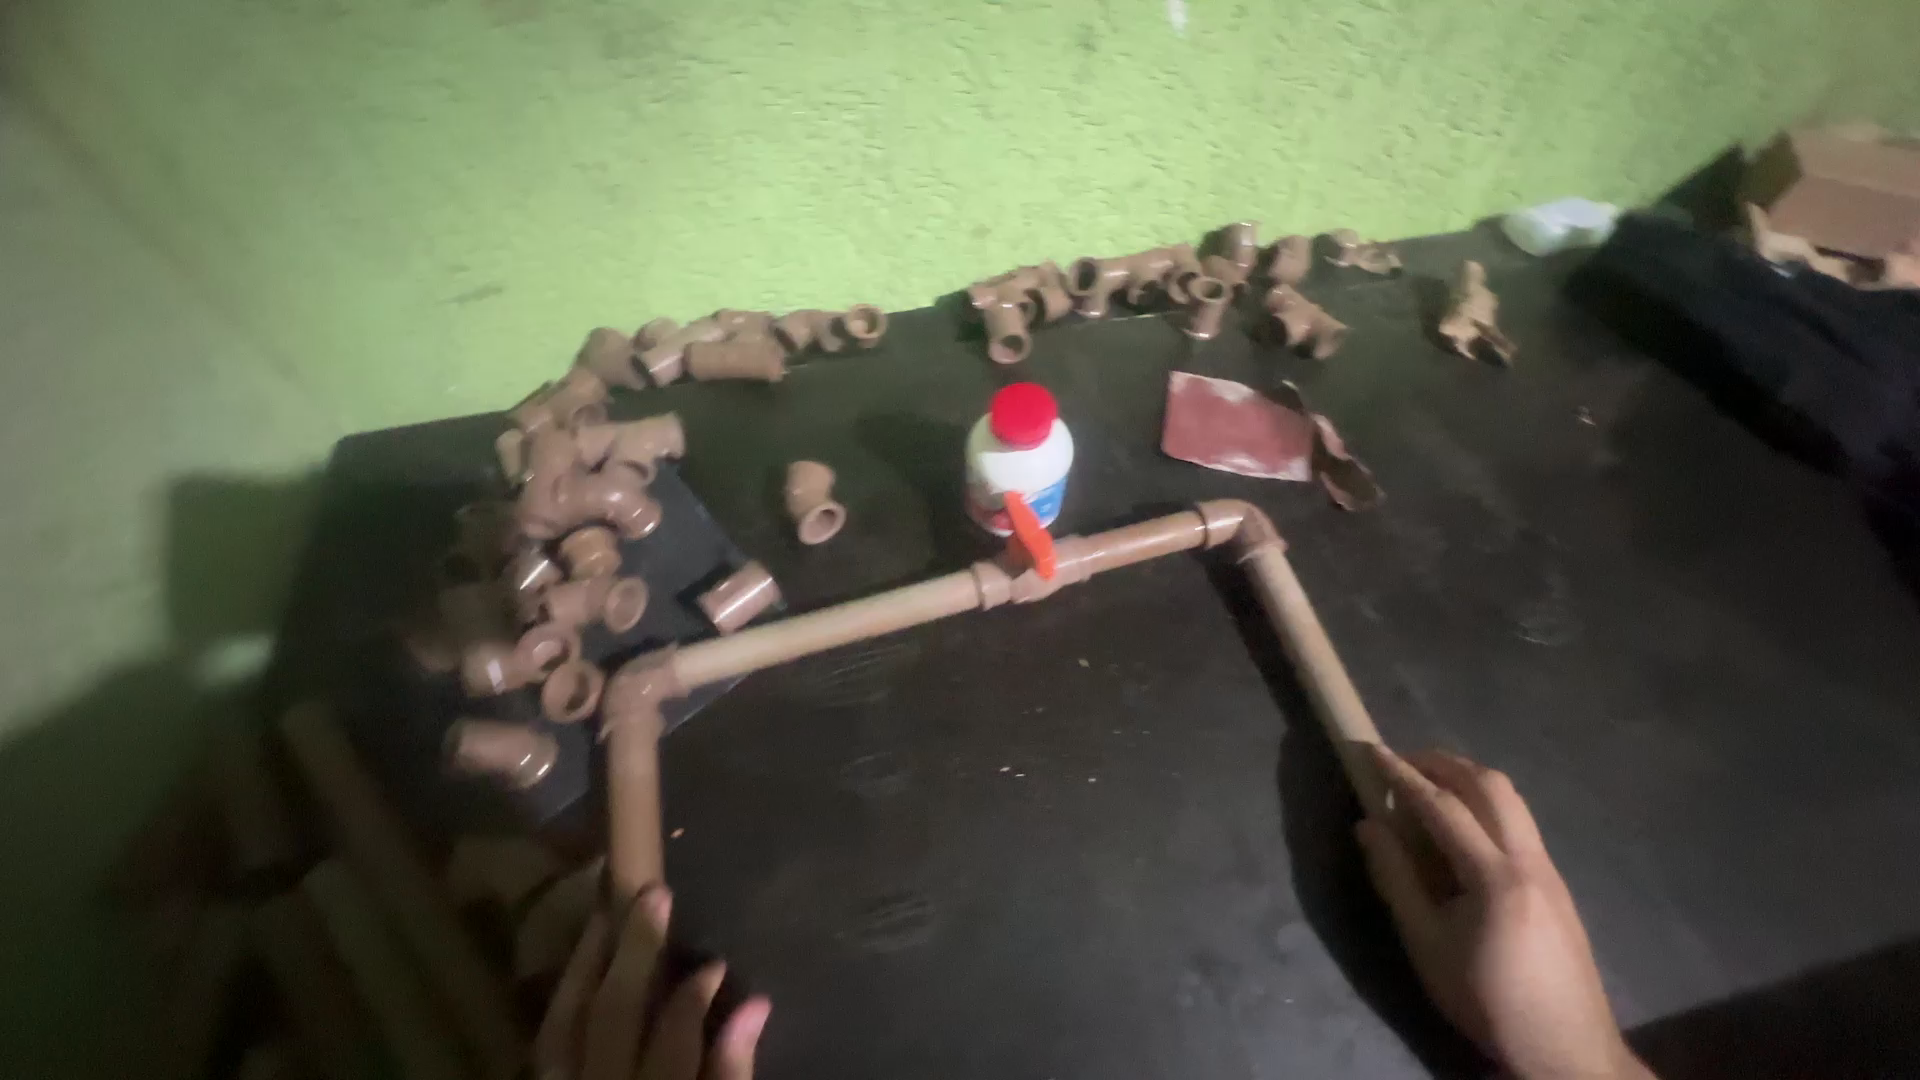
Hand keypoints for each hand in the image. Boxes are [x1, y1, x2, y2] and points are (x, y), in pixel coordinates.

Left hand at [536, 885, 770, 1079]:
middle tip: (654, 894)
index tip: (715, 965)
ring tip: (606, 912)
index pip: (670, 1038)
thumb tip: (754, 1007)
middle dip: (633, 952)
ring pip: (561, 1025)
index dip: (694, 994)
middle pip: (610, 1017)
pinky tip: (581, 972)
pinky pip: (545, 1048)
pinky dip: (563, 1003)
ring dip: (584, 964)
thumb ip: (730, 1079)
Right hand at [1356, 745, 1652, 1079]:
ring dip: (1467, 778)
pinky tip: (1460, 826)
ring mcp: (1550, 871)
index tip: (1373, 751)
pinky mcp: (1557, 884)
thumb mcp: (1425, 943)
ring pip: (1512, 800)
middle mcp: (1530, 862)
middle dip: (1442, 763)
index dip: (1404, 775)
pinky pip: (1519, 822)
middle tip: (1403, 762)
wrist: (1568, 1052)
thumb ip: (1394, 878)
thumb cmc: (1486, 999)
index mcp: (1496, 878)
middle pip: (1490, 786)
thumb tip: (1368, 825)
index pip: (1443, 806)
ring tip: (1428, 785)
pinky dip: (1484, 803)